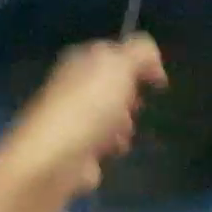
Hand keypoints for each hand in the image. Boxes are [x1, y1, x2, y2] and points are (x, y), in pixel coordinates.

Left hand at [3, 34, 167, 192]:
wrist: (55, 158)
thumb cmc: (88, 107)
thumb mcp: (120, 66)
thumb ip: (141, 53)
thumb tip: (153, 61)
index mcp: (81, 60)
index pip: (116, 53)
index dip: (139, 64)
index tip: (156, 80)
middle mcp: (76, 85)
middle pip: (116, 87)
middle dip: (131, 98)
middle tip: (133, 105)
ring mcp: (75, 118)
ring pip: (114, 116)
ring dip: (125, 125)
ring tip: (120, 133)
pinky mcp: (77, 146)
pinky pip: (105, 142)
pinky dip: (113, 146)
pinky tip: (111, 150)